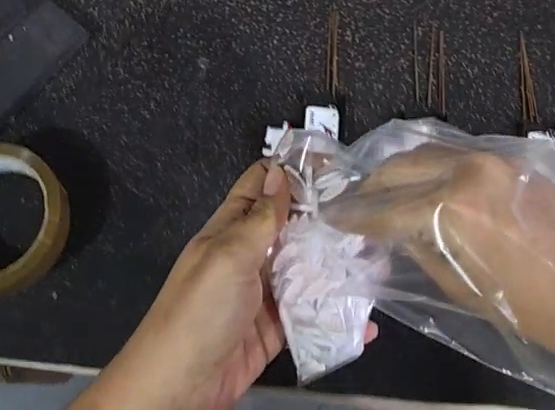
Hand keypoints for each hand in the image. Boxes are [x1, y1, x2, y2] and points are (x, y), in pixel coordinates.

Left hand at [76, 161, 374, 409]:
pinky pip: (307, 317)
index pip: (263, 184)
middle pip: (290, 228)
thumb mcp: (229, 255)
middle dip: (325, 222)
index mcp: (232, 228)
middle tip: (369, 219)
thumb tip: (279, 171)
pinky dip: (334, 319)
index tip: (335, 168)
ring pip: (304, 272)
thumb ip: (259, 217)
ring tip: (378, 266)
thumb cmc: (198, 313)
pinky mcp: (272, 331)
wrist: (176, 389)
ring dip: (335, 270)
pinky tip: (366, 322)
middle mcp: (248, 255)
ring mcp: (261, 294)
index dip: (294, 172)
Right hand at [325, 141, 554, 375]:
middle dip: (369, 186)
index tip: (332, 217)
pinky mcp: (508, 156)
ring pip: (423, 152)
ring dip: (397, 170)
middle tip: (351, 203)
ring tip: (380, 191)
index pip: (384, 209)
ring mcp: (488, 158)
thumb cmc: (535, 309)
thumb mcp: (464, 291)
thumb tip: (389, 238)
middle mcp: (464, 171)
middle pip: (397, 167)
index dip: (354, 216)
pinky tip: (419, 180)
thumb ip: (419, 253)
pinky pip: (454, 151)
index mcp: (450, 212)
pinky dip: (429, 164)